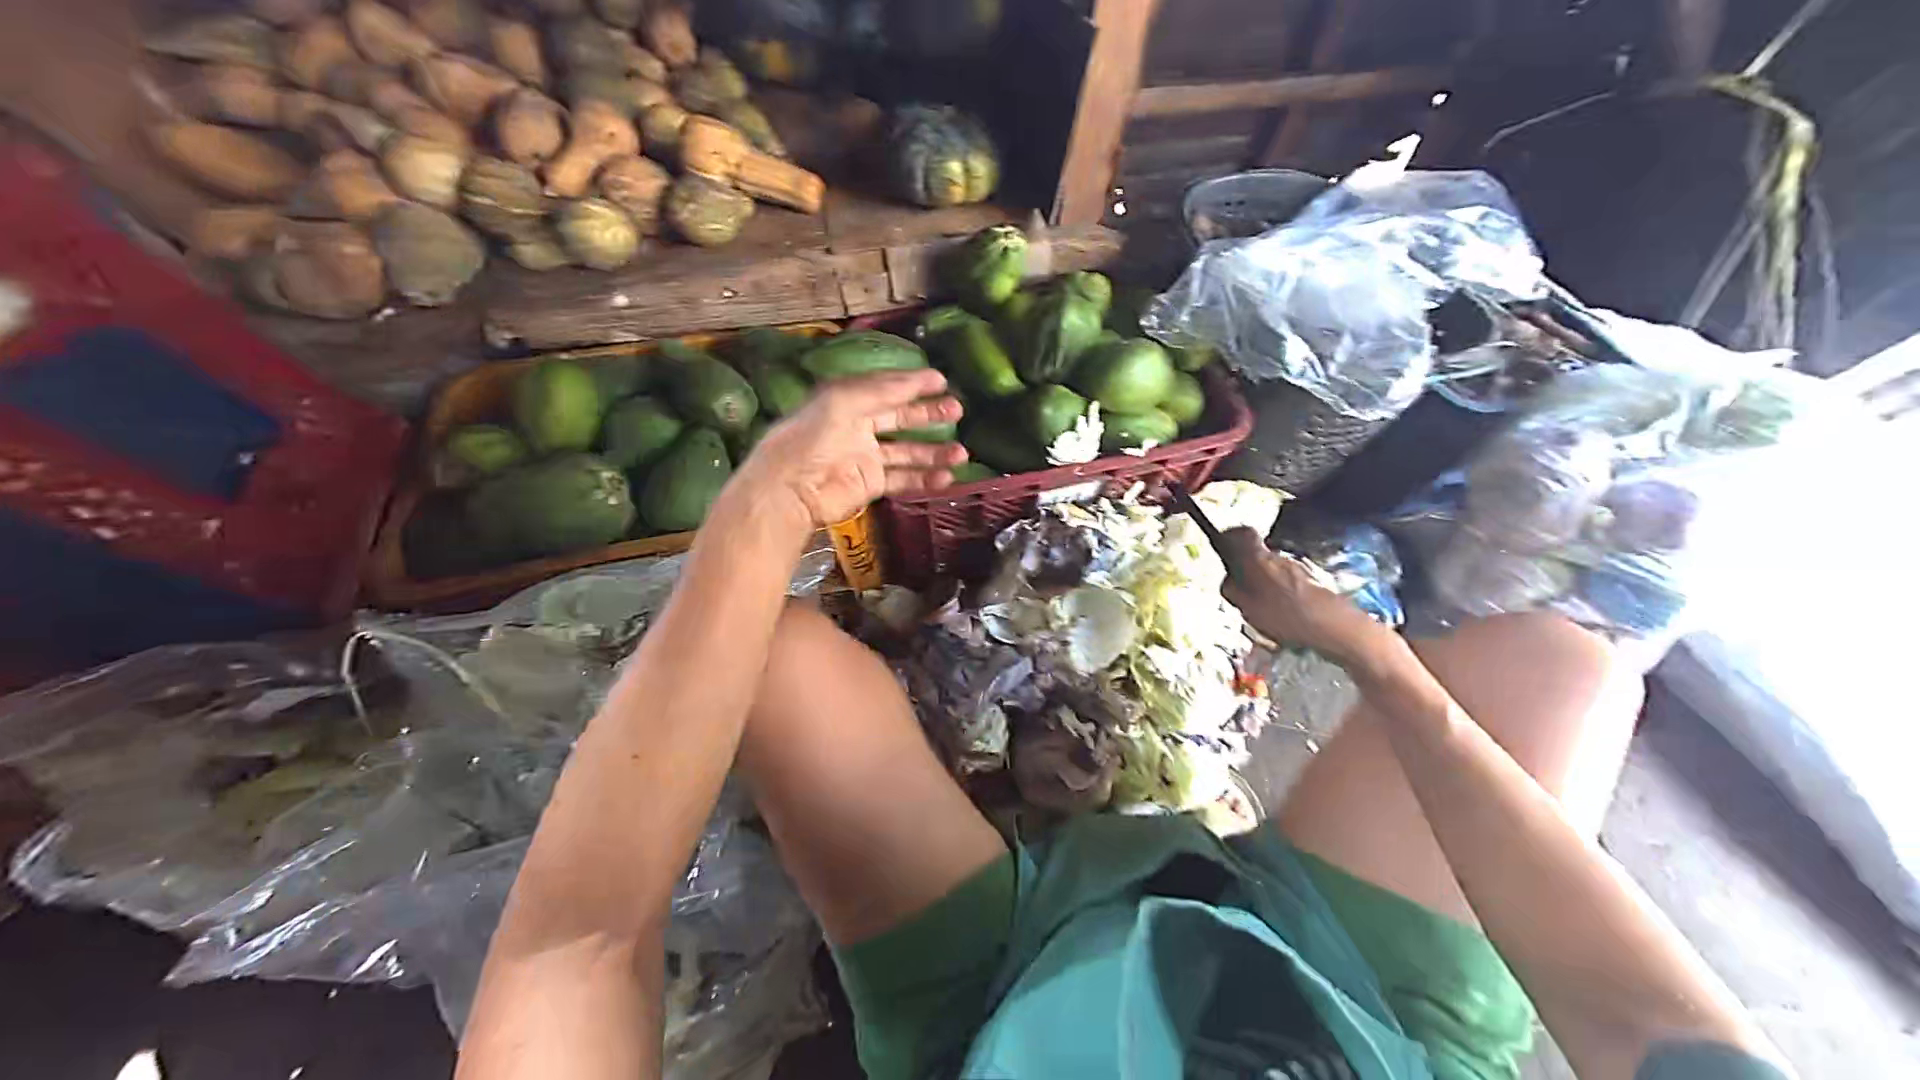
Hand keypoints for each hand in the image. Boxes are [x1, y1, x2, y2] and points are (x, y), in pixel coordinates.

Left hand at [725, 368, 966, 532]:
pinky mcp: (871, 484)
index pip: (886, 388)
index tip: (941, 381)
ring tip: (961, 453)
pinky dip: (924, 478)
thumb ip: (880, 390)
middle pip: (901, 417)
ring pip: (907, 451)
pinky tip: (946, 477)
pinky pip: (903, 479)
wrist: (790, 490)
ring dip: (934, 451)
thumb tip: (917, 379)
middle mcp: (858, 425)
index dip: (913, 384)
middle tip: (957, 411)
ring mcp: (866, 457)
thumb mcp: (842, 402)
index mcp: (847, 400)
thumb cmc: (810, 439)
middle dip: (929, 414)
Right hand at [1218, 527, 1386, 665]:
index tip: (1225, 547)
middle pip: (1257, 554)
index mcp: (1258, 560)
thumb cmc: (1286, 617)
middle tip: (1243, 592)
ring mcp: (1299, 568)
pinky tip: (1285, 613)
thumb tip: (1228, 581)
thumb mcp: (1248, 608)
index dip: (1231, 537)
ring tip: (1265, 608)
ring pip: (1274, 569)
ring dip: (1267, 583)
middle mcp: (1279, 557)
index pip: (1242, 534)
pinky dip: (1284, 592)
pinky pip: (1290, 581)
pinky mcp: (1314, 581)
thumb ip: (1234, 591)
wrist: (1335, 627)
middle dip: (1248, 569)